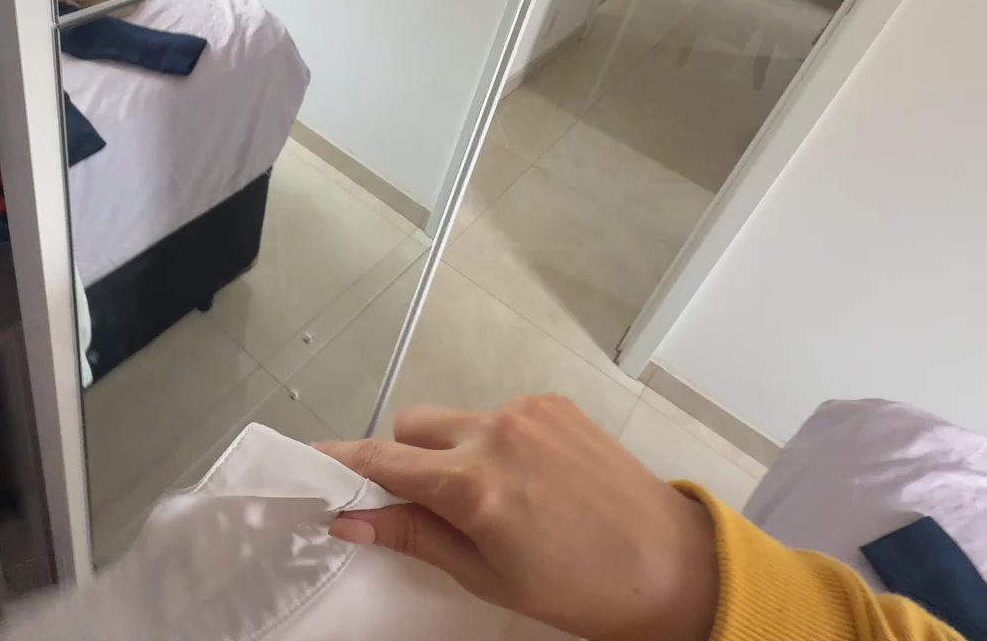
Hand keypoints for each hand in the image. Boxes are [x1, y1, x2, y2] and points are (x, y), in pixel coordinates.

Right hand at [316, 395, 718, 640]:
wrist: (671, 561)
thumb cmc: (578, 588)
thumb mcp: (489, 575)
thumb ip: (416, 536)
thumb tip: (352, 520)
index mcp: (474, 483)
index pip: (385, 461)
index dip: (344, 461)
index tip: (314, 460)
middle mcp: (493, 430)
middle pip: (412, 424)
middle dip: (405, 456)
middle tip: (430, 499)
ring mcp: (524, 408)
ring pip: (455, 417)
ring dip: (452, 446)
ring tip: (494, 492)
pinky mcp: (551, 399)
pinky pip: (498, 412)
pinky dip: (495, 438)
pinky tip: (531, 474)